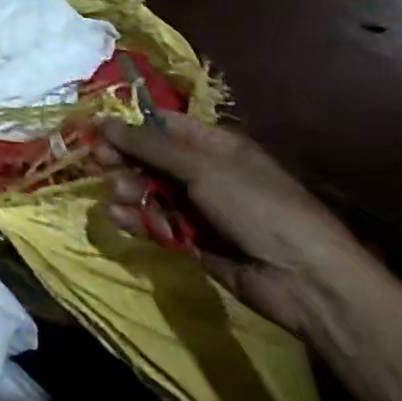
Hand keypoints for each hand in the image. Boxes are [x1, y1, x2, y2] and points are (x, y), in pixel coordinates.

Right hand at [94, 112, 362, 332]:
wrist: (304, 279)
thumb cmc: (256, 206)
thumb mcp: (202, 168)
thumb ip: (151, 146)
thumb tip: (105, 121)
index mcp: (213, 144)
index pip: (164, 124)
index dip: (131, 124)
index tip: (97, 130)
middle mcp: (205, 172)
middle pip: (153, 158)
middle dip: (126, 160)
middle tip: (98, 163)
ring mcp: (201, 208)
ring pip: (153, 192)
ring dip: (131, 192)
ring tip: (118, 199)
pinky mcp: (196, 242)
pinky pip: (160, 224)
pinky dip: (140, 220)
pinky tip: (123, 221)